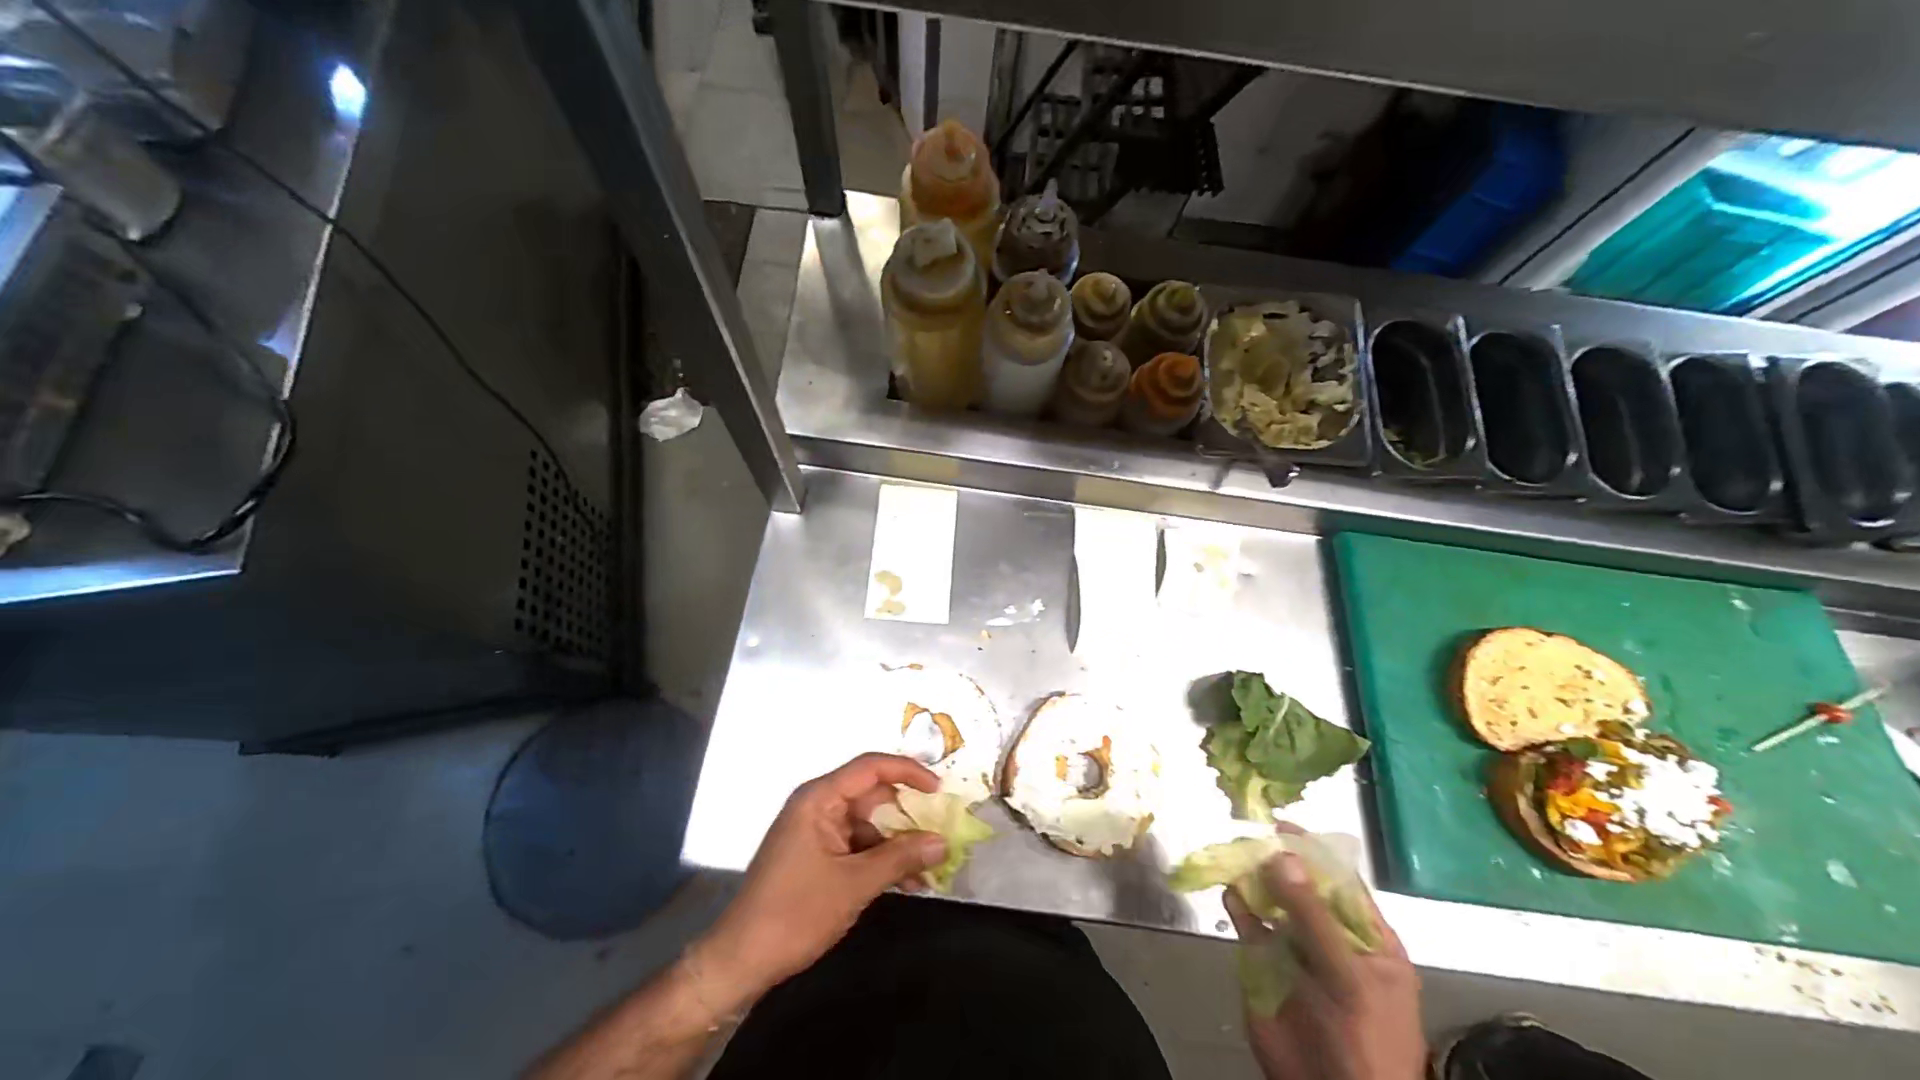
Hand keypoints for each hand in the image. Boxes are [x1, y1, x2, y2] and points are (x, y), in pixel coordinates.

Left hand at [689, 753, 947, 1009]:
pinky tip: (910, 883)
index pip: (871, 767)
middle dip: (909, 813)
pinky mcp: (818, 855)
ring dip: (899, 843)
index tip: (941, 789)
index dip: (908, 771)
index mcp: (819, 798)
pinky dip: (883, 859)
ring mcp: (817, 831)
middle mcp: (818, 806)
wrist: (742, 959)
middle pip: (873, 795)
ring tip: (932, 867)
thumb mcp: (854, 884)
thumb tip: (942, 842)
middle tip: (944, 829)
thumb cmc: (795, 912)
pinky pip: (859, 846)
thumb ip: (901, 858)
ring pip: (870, 824)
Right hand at [1225, 832, 1425, 1079]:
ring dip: (1254, 881)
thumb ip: (1312, 915)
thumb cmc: (1364, 1039)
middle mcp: (1331, 939)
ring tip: (1234, 857)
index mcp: (1368, 940)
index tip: (1283, 825)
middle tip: (1249, 835)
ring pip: (1273, 905)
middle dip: (1277, 862)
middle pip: (1301, 889)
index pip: (1342, 883)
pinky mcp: (1267, 970)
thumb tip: (1281, 854)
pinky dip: (1239, 908)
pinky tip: (1230, 893)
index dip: (1314, 852)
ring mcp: (1298, 954)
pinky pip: (1251, 929)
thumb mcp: (1347, 974)